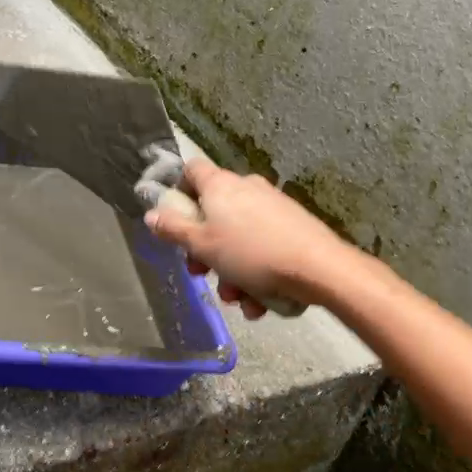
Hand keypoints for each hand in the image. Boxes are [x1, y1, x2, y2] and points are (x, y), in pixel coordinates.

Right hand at [143, 158, 354, 318]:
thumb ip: (172, 229)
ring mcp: (272, 205)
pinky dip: (257, 271)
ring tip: (237, 299)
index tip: (177, 220)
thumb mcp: (202, 245)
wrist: (320, 268)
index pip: (191, 170)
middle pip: (213, 211)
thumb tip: (151, 215)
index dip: (179, 192)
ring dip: (231, 269)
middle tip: (202, 273)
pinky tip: (260, 301)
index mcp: (219, 184)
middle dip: (204, 248)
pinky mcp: (294, 225)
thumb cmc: (251, 253)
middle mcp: (245, 187)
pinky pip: (264, 245)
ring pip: (239, 235)